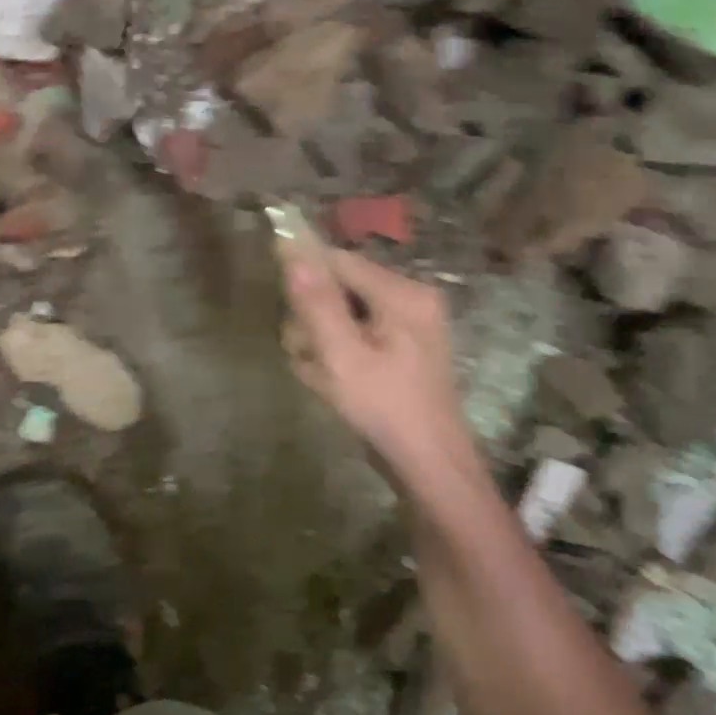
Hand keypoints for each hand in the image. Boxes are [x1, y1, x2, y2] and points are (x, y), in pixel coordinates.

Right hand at [282, 249, 472, 470]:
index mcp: (402, 294)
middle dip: (312, 320)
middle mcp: (411, 299)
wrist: (429, 462)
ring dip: (320, 342)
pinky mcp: (402, 347)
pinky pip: (355, 334)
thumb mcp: (342, 356)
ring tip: (321, 376)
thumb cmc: (384, 407)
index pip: (338, 260)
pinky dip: (337, 354)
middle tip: (308, 356)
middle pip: (339, 287)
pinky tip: (333, 382)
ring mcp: (409, 324)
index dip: (304, 277)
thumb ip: (317, 304)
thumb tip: (292, 252)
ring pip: (341, 314)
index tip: (286, 313)